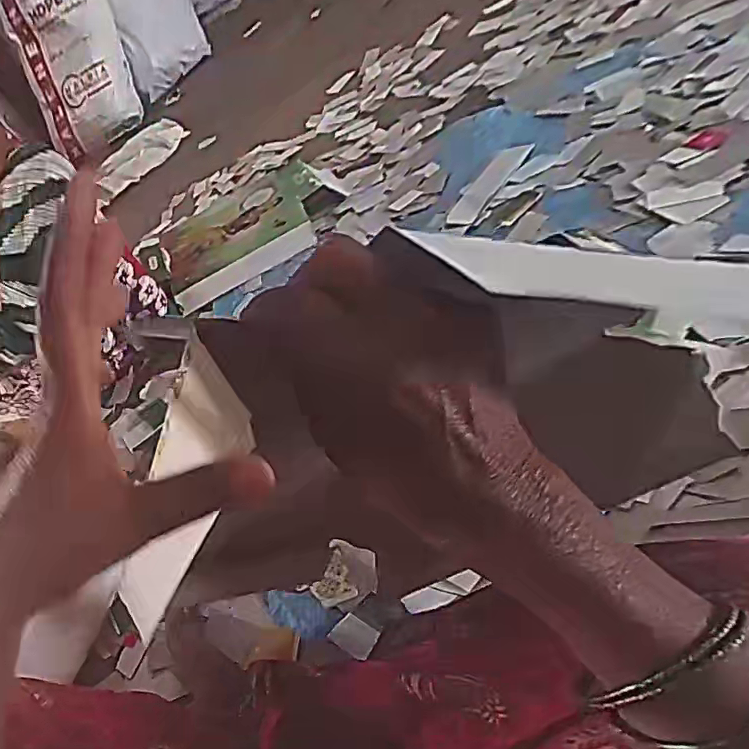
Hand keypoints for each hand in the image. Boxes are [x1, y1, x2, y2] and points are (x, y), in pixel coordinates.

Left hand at [0, 170, 274, 612]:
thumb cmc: (59, 552)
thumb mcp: (137, 523)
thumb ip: (199, 494)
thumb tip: (268, 471)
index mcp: (69, 407)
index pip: (70, 312)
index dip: (79, 250)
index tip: (87, 190)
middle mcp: (51, 400)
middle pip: (62, 312)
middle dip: (81, 255)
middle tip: (107, 208)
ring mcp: (46, 418)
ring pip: (63, 341)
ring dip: (86, 294)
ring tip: (114, 261)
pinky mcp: (49, 439)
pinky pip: (69, 371)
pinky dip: (88, 341)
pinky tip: (104, 347)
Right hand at [240, 237, 587, 559]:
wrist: (489, 488)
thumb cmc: (411, 486)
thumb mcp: (341, 446)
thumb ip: (308, 390)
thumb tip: (282, 356)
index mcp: (360, 368)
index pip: (290, 308)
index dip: (265, 316)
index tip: (259, 329)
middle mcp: (401, 325)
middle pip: (333, 261)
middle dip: (307, 285)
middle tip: (302, 316)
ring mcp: (439, 313)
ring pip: (376, 264)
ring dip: (348, 288)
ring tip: (345, 322)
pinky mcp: (468, 315)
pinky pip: (415, 284)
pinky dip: (390, 301)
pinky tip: (389, 334)